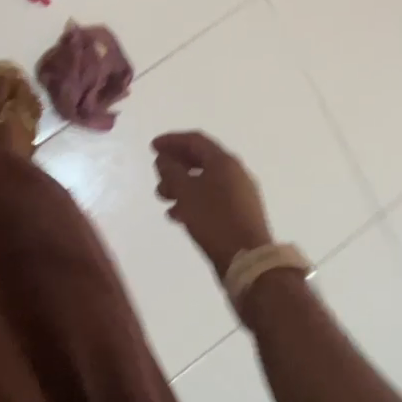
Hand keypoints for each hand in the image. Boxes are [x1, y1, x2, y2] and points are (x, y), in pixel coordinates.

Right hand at [153, 131, 273, 273]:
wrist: (248, 261)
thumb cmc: (214, 220)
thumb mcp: (185, 192)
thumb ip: (171, 171)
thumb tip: (164, 159)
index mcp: (224, 161)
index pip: (195, 140)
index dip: (171, 140)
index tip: (152, 147)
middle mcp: (235, 173)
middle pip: (200, 160)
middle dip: (176, 166)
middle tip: (158, 175)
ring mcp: (240, 195)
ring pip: (205, 181)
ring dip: (182, 186)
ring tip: (164, 199)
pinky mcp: (241, 214)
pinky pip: (212, 199)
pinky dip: (193, 201)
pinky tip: (178, 216)